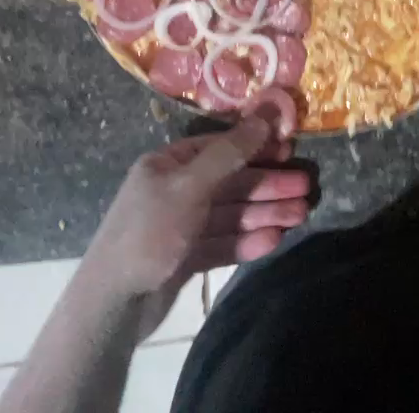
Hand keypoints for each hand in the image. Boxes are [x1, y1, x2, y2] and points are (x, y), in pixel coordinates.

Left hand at [90, 108, 311, 337]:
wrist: (112, 305)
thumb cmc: (150, 232)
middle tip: (306, 188)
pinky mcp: (185, 258)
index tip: (290, 151)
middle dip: (268, 186)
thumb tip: (266, 113)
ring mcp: (180, 226)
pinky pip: (222, 242)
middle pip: (230, 182)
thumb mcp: (191, 185)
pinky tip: (273, 240)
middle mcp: (174, 190)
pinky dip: (246, 241)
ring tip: (300, 215)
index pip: (220, 147)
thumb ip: (231, 152)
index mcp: (168, 165)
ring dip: (265, 213)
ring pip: (231, 214)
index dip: (256, 147)